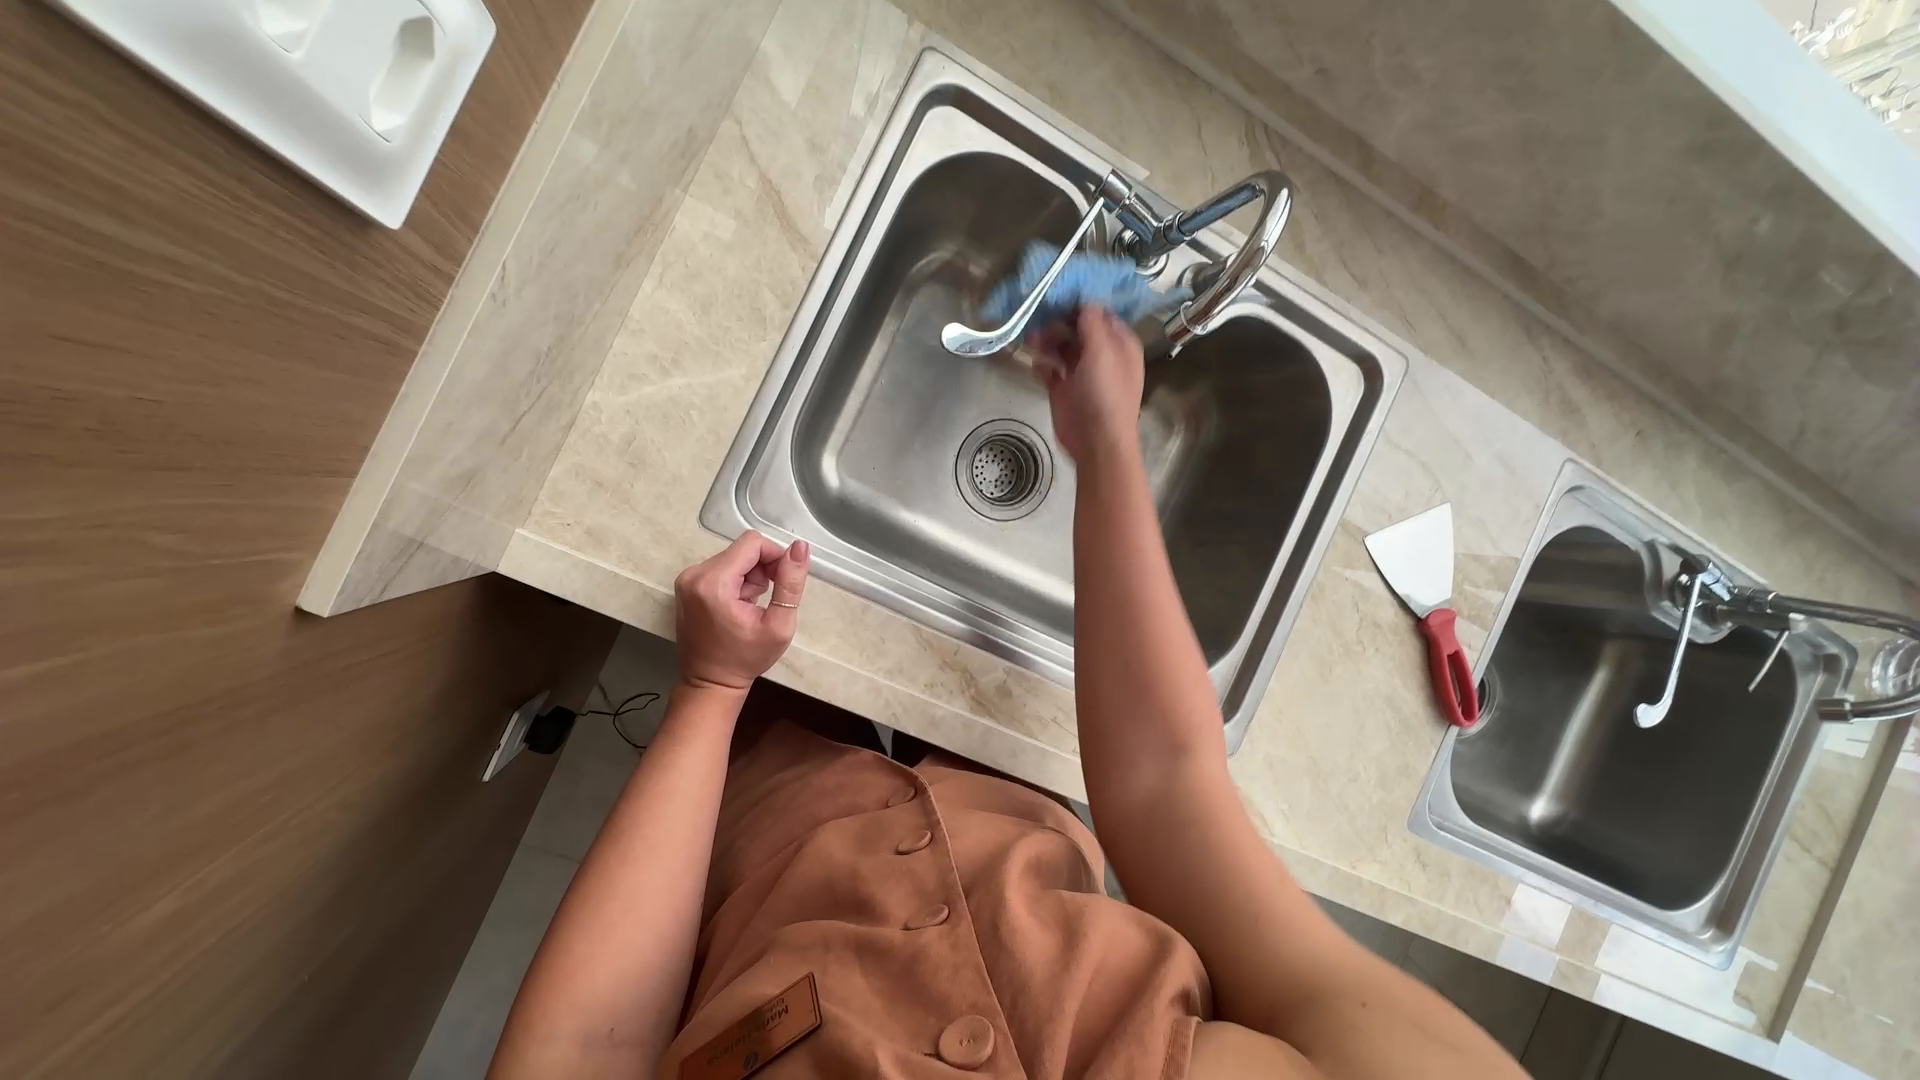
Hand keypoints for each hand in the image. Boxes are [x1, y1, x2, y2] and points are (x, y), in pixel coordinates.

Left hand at [673, 531, 809, 692]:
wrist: (711, 682)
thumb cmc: (746, 658)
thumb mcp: (779, 625)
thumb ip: (790, 583)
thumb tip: (800, 547)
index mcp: (714, 582)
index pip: (753, 543)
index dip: (775, 557)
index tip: (781, 584)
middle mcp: (694, 574)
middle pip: (742, 550)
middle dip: (762, 570)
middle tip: (767, 600)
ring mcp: (687, 579)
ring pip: (733, 557)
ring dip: (750, 576)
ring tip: (751, 606)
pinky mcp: (687, 584)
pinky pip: (721, 567)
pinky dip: (736, 581)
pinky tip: (738, 606)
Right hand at [1027, 305, 1144, 465]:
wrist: (1096, 442)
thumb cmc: (1105, 394)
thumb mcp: (1102, 351)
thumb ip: (1093, 322)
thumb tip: (1085, 299)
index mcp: (1118, 343)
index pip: (1099, 313)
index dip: (1079, 302)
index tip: (1056, 291)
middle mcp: (1101, 355)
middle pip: (1077, 328)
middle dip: (1057, 321)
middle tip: (1037, 315)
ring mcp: (1081, 373)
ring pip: (1061, 346)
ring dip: (1046, 340)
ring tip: (1031, 339)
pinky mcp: (1063, 390)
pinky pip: (1049, 370)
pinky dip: (1042, 365)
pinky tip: (1037, 365)